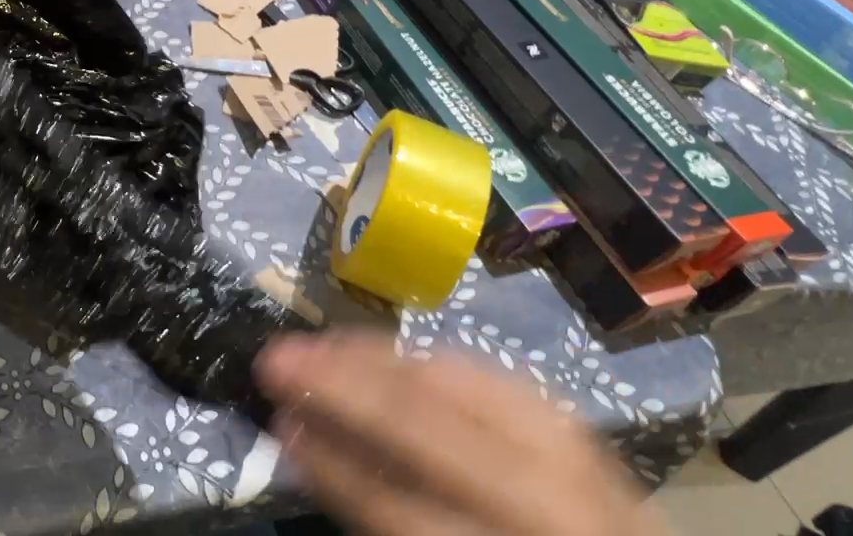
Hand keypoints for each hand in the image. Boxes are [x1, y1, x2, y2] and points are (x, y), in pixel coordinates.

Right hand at [255, 331, 667, 535]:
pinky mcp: (578, 430)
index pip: (403, 506)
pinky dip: (429, 361)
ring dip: (377, 358)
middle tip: (274, 358)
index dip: (333, 464)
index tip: (277, 423)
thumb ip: (379, 506)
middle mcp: (551, 508)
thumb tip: (304, 439)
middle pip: (430, 425)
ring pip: (464, 385)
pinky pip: (493, 377)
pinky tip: (385, 354)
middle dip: (341, 384)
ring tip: (318, 345)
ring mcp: (576, 462)